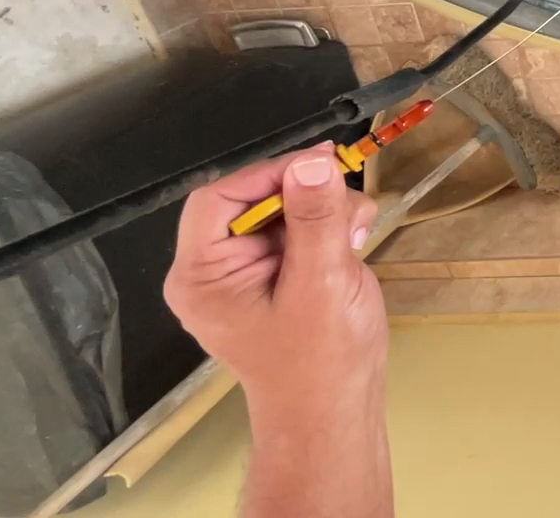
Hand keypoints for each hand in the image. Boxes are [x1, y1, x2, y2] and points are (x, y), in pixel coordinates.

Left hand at [164, 143, 385, 410]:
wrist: (339, 399)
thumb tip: (313, 159)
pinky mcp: (291, 266)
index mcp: (205, 273)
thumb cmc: (320, 352)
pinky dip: (341, 223)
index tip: (323, 166)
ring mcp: (259, 266)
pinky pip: (311, 224)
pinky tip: (353, 247)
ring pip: (293, 205)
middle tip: (350, 210)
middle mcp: (223, 265)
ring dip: (334, 209)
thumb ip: (315, 220)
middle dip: (312, 196)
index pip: (219, 199)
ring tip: (354, 240)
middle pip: (260, 197)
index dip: (268, 175)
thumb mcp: (320, 282)